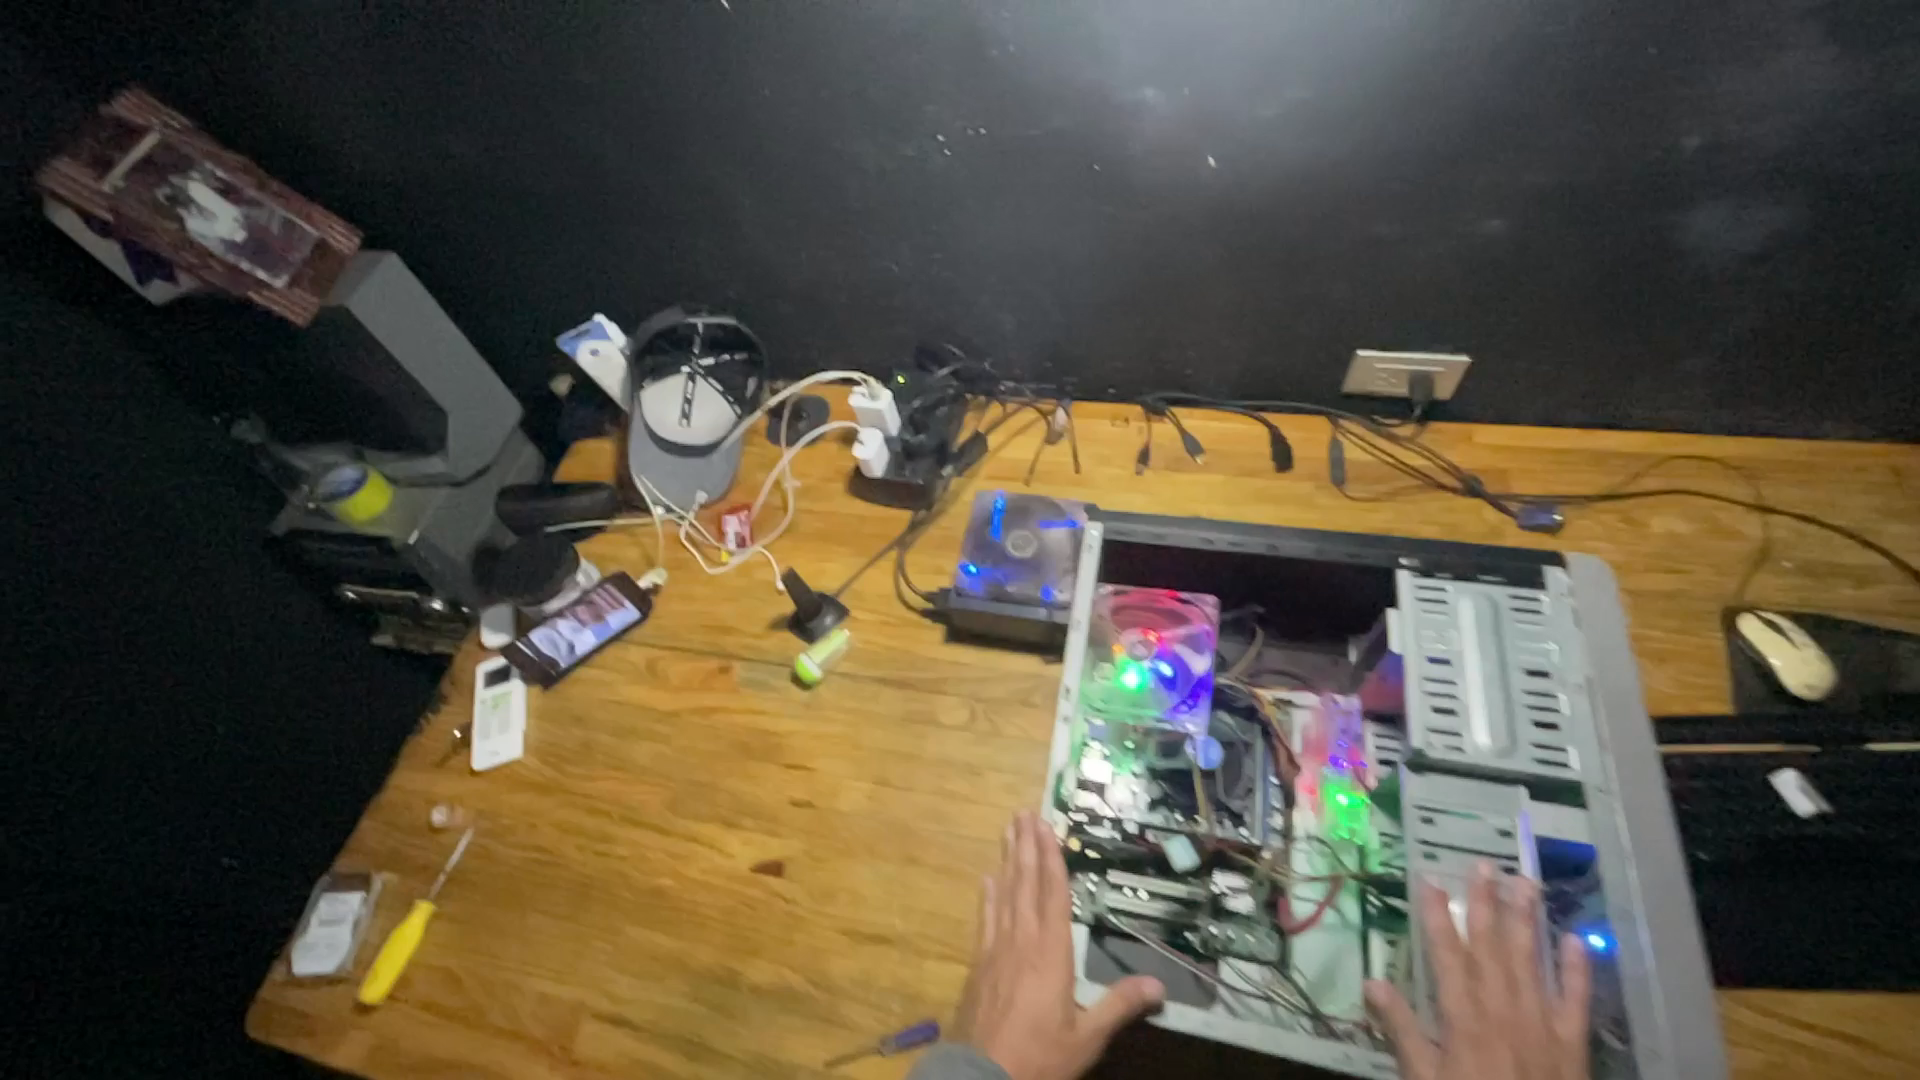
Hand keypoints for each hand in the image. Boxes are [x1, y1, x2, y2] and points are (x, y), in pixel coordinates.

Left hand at [952, 811, 1165, 1079]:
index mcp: (1051, 953)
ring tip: (1008, 830)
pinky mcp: (979, 963)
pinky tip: (987, 878)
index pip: (1054, 894)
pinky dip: (987, 895)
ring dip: (1007, 859)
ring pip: (1004, 893)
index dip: (1052, 858)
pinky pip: (985, 918)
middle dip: (1027, 846)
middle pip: (1026, 883)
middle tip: (1024, 812)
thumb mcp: (1087, 1037)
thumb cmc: (1040, 1057)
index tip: (1047, 825)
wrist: (982, 1077)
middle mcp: (1022, 940)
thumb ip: (1120, 1005)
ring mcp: (996, 949)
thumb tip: (1159, 983)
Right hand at [1365, 863, 1591, 1079]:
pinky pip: (1574, 1001)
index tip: (1430, 879)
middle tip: (1483, 864)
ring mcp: (1541, 1024)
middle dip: (1485, 904)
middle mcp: (1502, 1009)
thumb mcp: (1424, 1077)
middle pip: (1491, 947)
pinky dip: (1576, 970)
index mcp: (1463, 1015)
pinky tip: (1574, 938)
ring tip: (1525, 883)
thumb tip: (1372, 981)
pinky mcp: (1573, 1044)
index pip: (1447, 953)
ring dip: (1526, 921)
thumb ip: (1402, 1030)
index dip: (1438, 915)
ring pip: (1530, 962)